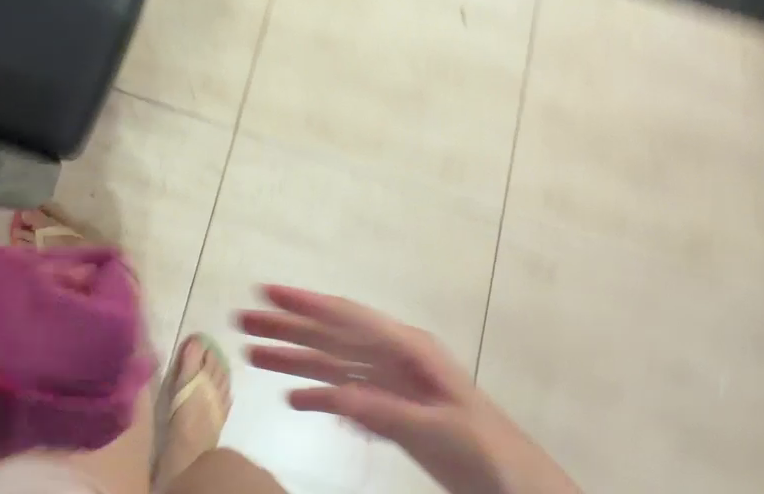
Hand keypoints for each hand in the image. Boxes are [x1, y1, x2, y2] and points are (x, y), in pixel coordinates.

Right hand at [239, 286, 578, 493]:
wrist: (521, 487)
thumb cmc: (488, 452)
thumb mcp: (438, 431)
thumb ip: (383, 410)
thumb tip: (329, 393)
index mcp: (408, 348)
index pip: (348, 318)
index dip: (306, 303)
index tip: (266, 290)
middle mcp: (395, 356)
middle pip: (332, 335)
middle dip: (287, 326)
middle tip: (242, 320)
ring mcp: (393, 383)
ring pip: (333, 363)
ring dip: (294, 357)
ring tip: (252, 353)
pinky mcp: (393, 410)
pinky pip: (347, 394)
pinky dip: (319, 394)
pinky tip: (293, 398)